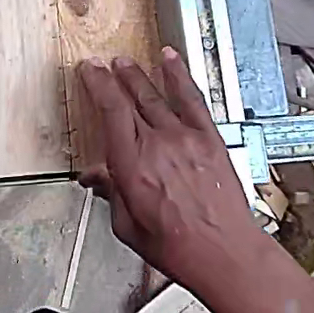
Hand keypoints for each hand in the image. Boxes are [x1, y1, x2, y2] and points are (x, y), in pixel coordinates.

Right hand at [77, 49, 273, 293]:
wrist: (224, 252)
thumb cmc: (178, 245)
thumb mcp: (128, 226)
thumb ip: (111, 194)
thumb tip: (97, 178)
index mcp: (131, 166)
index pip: (110, 110)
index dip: (97, 84)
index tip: (89, 71)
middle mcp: (157, 145)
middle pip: (130, 98)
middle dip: (113, 76)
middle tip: (103, 64)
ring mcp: (185, 138)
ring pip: (155, 95)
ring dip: (138, 76)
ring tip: (126, 63)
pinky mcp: (208, 138)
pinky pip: (191, 98)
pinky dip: (179, 76)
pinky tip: (170, 60)